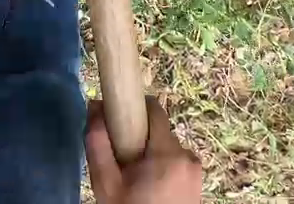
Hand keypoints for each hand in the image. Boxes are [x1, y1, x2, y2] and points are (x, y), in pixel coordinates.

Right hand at [85, 98, 201, 203]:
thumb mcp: (105, 183)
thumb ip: (98, 141)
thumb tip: (95, 104)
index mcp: (169, 153)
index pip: (153, 108)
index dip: (133, 109)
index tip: (118, 123)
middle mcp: (189, 158)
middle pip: (158, 130)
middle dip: (139, 138)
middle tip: (123, 162)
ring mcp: (197, 174)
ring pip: (167, 148)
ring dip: (151, 155)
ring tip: (136, 181)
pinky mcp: (199, 187)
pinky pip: (176, 165)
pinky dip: (162, 170)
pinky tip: (150, 190)